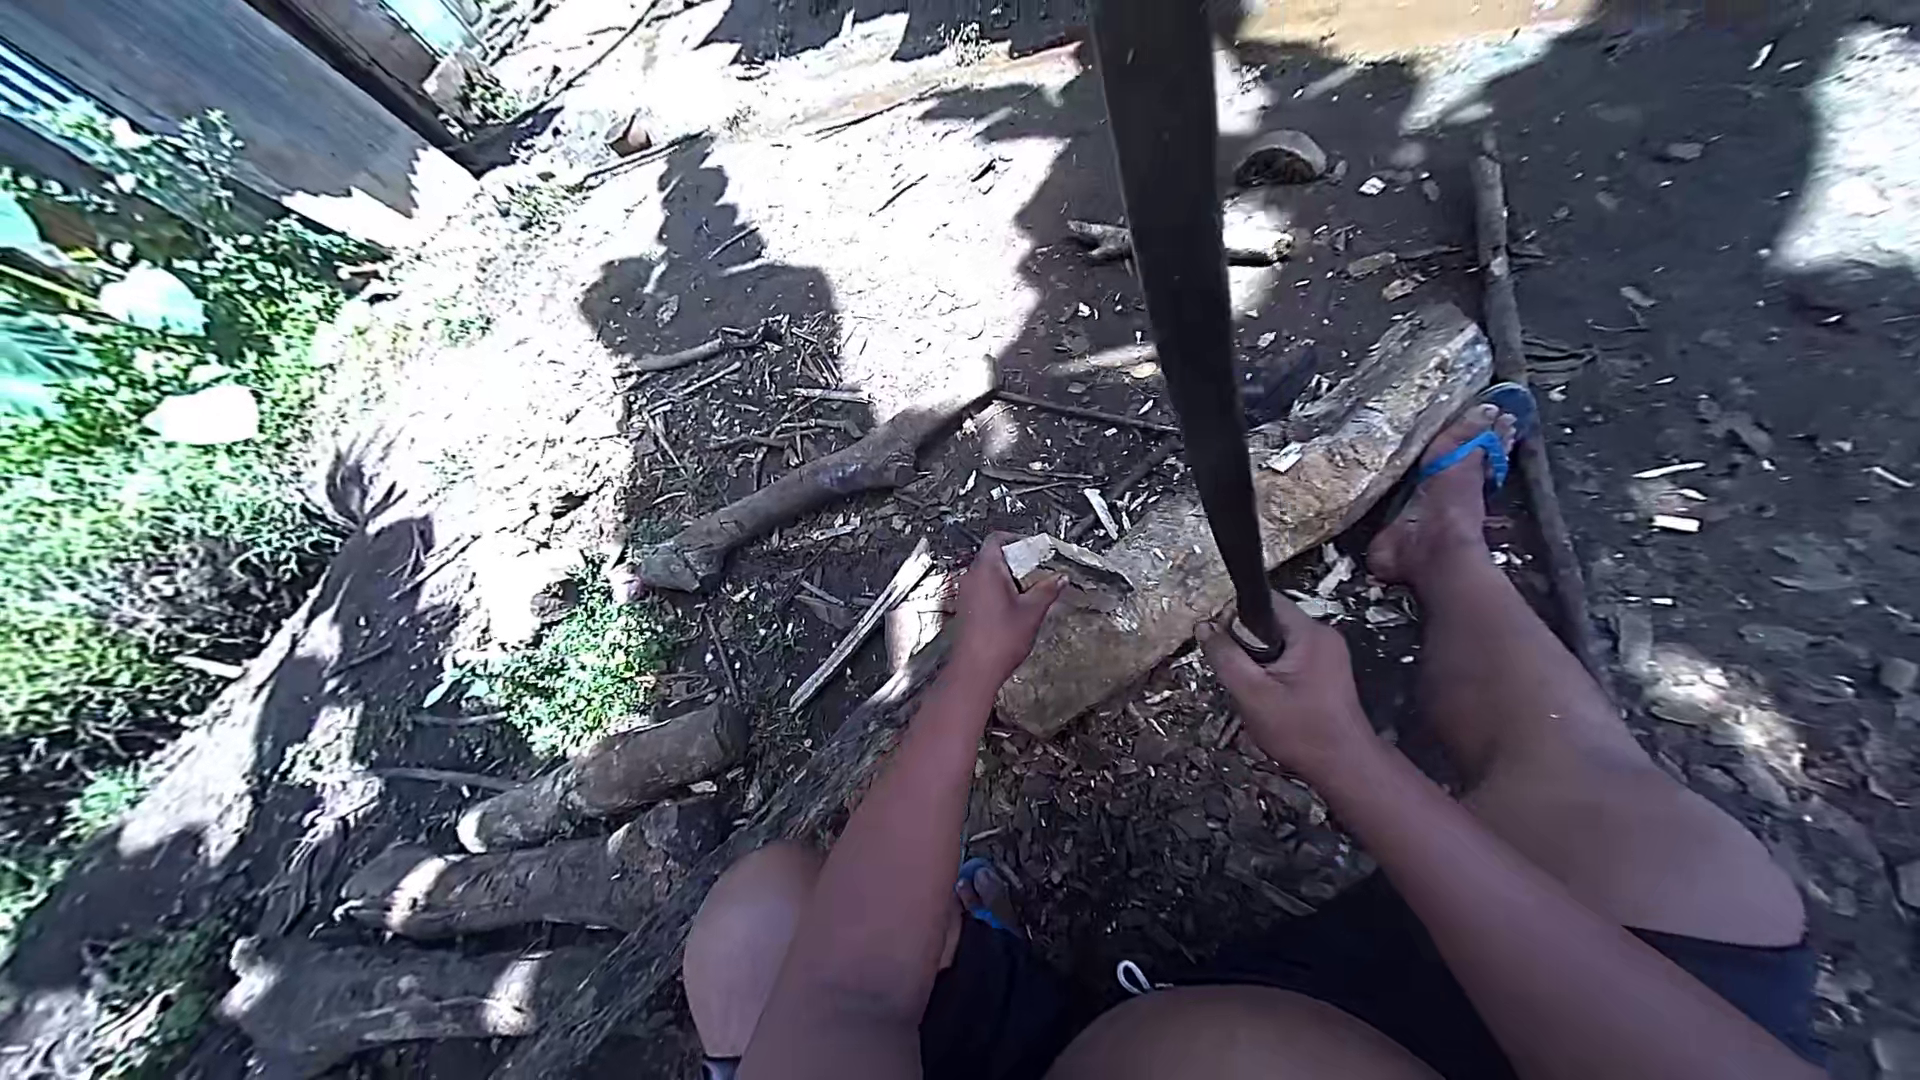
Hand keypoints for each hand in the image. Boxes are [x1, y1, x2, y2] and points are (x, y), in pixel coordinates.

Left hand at [949, 534, 1065, 686]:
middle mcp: (972, 577)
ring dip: (1010, 578)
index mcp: (986, 569)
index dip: (1017, 540)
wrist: (975, 669)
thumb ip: (1047, 589)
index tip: (1035, 549)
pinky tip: (1016, 608)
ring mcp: (967, 593)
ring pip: (989, 574)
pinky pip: (984, 589)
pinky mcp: (967, 608)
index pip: (997, 539)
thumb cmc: (998, 640)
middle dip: (1018, 562)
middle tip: (1038, 573)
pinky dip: (1000, 592)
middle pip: (994, 556)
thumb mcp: (1032, 611)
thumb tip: (1059, 578)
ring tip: (1030, 592)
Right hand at [1197, 592, 1378, 781]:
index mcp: (1309, 633)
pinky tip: (1266, 692)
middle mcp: (1322, 636)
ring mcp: (1326, 653)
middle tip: (1235, 670)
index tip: (1220, 639)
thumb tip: (1203, 627)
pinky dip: (1270, 668)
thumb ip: (1224, 656)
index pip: (1264, 601)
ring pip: (1275, 640)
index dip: (1235, 614)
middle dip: (1244, 641)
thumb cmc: (1301, 731)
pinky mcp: (1324, 670)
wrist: (1345, 768)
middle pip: (1268, 621)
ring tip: (1250, 686)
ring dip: (1255, 658)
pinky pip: (1286, 655)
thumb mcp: (1251, 692)